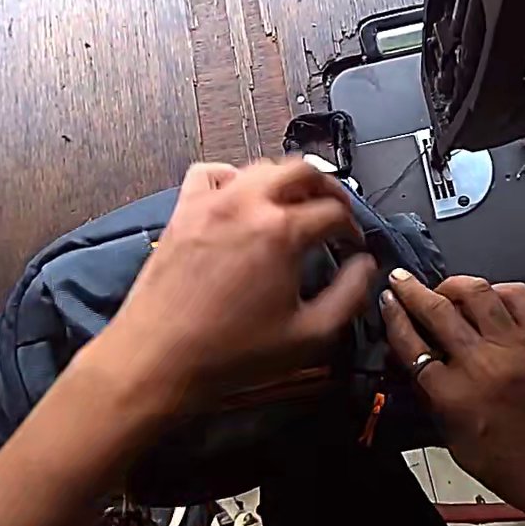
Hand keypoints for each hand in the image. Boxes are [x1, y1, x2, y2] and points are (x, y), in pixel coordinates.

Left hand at [91, 159, 376, 407]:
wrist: (159, 359)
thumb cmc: (233, 353)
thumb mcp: (310, 334)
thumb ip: (350, 295)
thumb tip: (365, 267)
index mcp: (283, 231)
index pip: (335, 212)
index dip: (353, 229)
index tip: (353, 246)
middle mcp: (248, 203)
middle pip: (304, 170)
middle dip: (330, 189)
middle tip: (337, 212)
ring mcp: (212, 202)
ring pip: (262, 166)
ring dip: (288, 180)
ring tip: (298, 205)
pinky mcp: (184, 210)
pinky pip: (211, 172)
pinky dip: (234, 177)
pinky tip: (241, 198)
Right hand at [379, 270, 524, 525]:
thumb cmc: (514, 467)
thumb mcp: (456, 442)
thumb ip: (433, 400)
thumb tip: (415, 364)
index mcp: (454, 396)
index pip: (411, 344)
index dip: (393, 317)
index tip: (387, 301)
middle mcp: (482, 365)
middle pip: (436, 311)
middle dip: (411, 289)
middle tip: (401, 279)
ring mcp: (517, 347)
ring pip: (476, 293)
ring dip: (451, 284)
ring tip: (443, 287)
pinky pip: (517, 296)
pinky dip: (496, 290)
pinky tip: (488, 298)